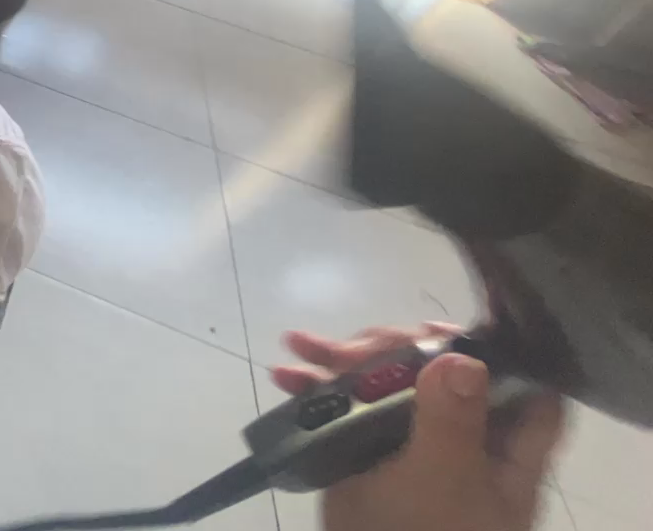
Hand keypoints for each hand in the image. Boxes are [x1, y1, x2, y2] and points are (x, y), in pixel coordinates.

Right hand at [271, 326, 566, 530]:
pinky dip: (312, 379)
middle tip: (349, 350)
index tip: (440, 331)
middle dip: (388, 348)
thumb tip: (463, 358)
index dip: (495, 354)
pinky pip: (341, 396)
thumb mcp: (440, 479)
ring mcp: (408, 437)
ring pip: (381, 376)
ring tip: (300, 349)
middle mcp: (460, 436)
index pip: (524, 391)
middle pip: (436, 369)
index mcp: (499, 449)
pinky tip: (285, 374)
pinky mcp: (363, 439)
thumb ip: (452, 422)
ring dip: (337, 355)